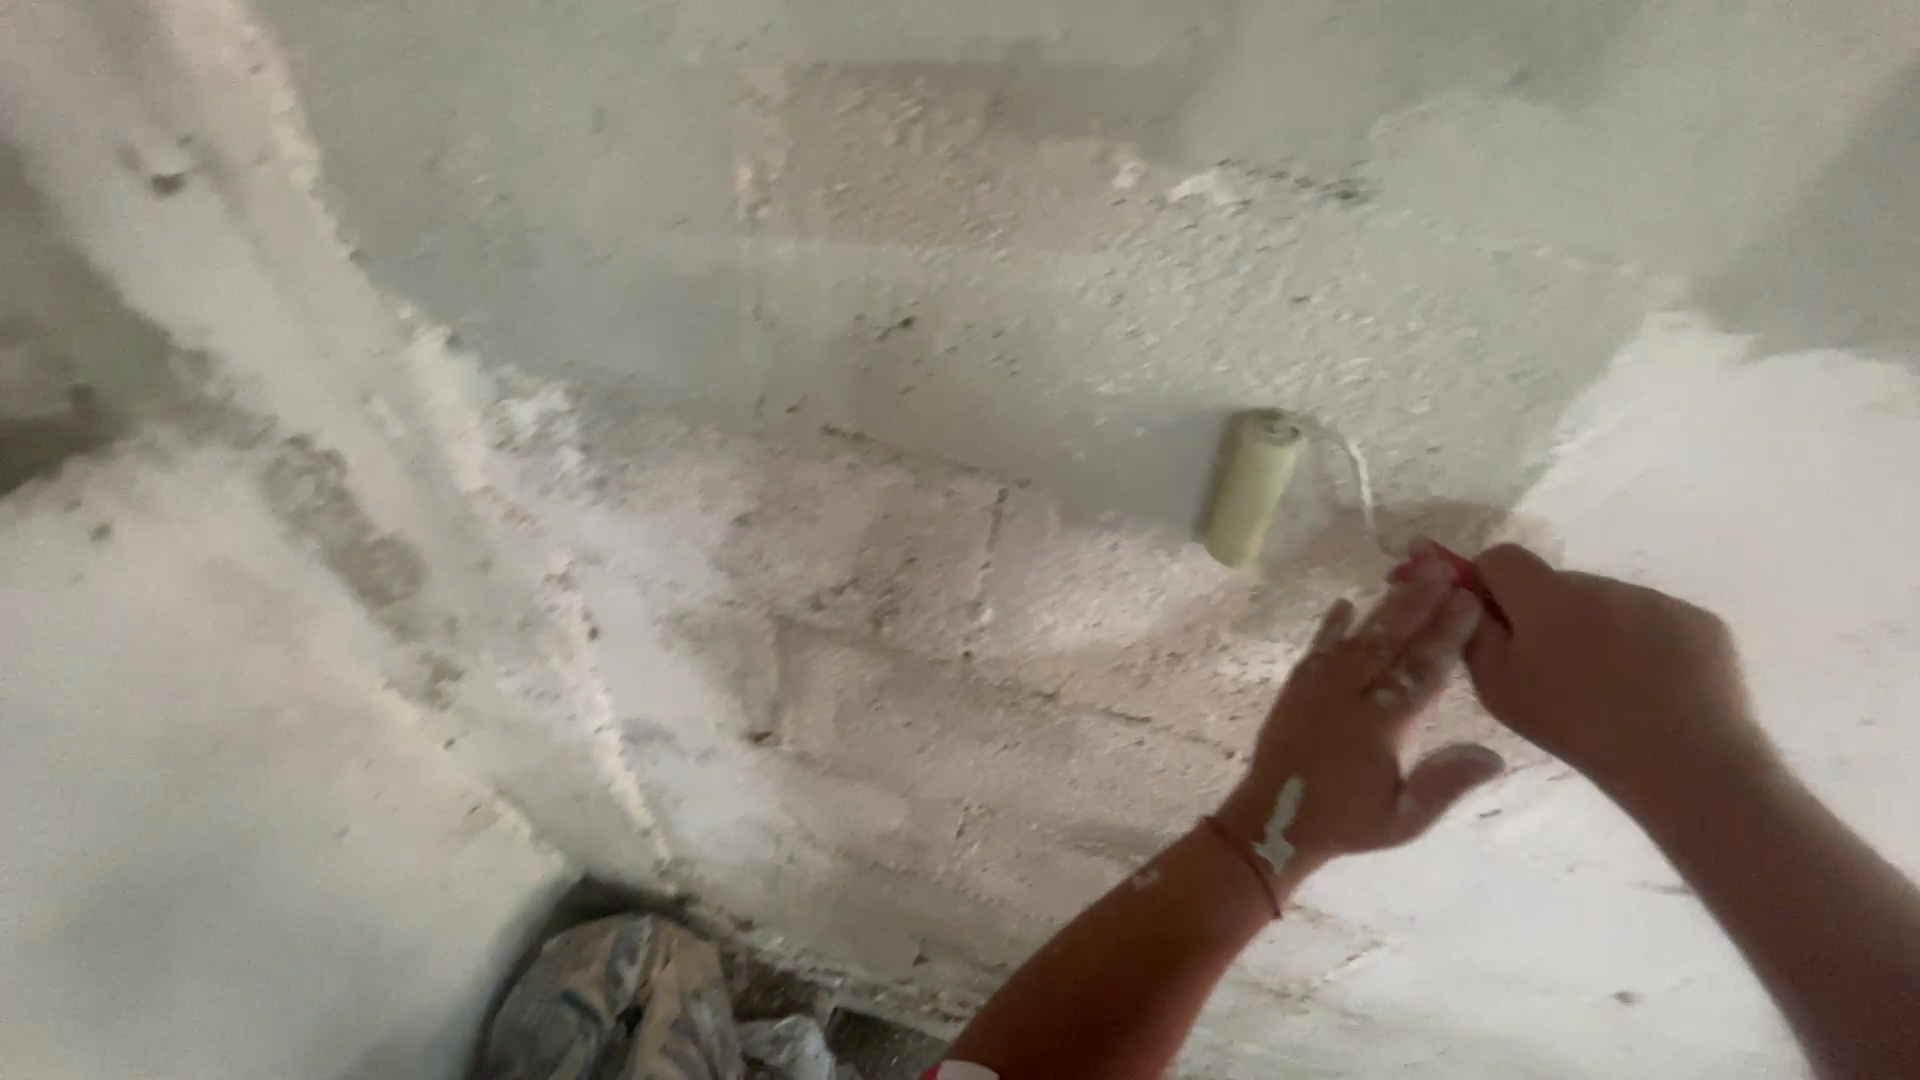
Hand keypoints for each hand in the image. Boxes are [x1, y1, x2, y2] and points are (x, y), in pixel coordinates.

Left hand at [1215, 559, 1504, 878]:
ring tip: (1408, 577)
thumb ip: (1444, 783)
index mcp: (1377, 728)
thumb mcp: (1403, 819)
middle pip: (1388, 643)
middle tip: (1444, 570)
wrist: (1272, 820)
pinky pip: (1315, 651)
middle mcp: (1346, 698)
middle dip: (1418, 605)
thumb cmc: (1346, 822)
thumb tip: (1494, 755)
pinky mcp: (1294, 688)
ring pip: (1355, 639)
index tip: (1470, 603)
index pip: (1420, 673)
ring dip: (1383, 607)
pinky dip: (1330, 627)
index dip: (1446, 636)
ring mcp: (1315, 689)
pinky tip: (1344, 603)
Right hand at [1461, 542, 1773, 796]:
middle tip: (1548, 664)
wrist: (1686, 762)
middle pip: (1552, 582)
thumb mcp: (1495, 685)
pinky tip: (1646, 682)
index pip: (1501, 556)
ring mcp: (1657, 600)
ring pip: (1602, 600)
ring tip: (1603, 679)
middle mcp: (1601, 584)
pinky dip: (1638, 640)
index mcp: (1546, 597)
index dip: (1488, 582)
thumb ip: (1474, 632)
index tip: (1493, 619)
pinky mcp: (1700, 621)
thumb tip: (1469, 598)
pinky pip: (1650, 617)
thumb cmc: (1573, 724)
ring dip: (1590, 625)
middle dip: (1541, 610)